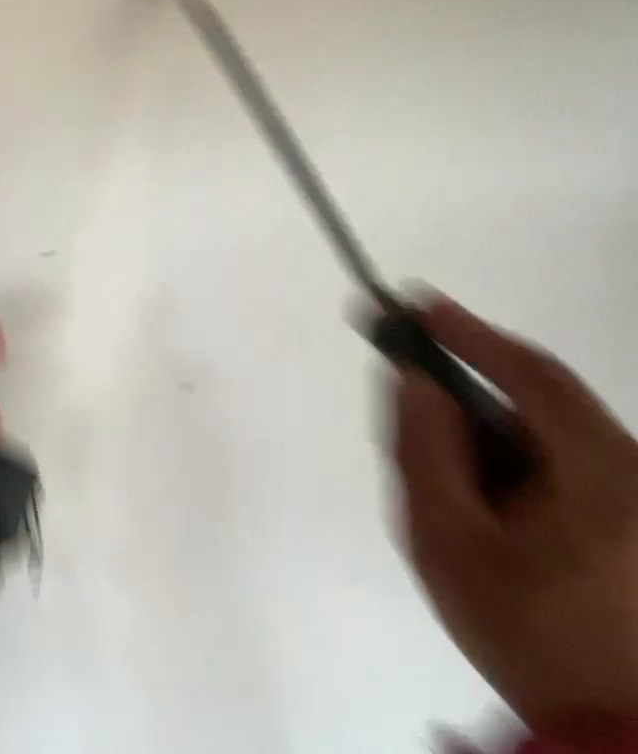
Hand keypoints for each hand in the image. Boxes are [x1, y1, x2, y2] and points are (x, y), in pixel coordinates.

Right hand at [389, 295, 637, 729]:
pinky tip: (488, 497)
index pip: (533, 376)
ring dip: (492, 427)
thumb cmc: (515, 622)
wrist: (606, 718)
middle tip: (409, 381)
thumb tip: (413, 378)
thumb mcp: (444, 535)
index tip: (413, 302)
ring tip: (445, 471)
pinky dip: (517, 456)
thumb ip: (424, 449)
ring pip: (557, 433)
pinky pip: (572, 463)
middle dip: (474, 382)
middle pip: (548, 402)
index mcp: (600, 476)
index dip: (469, 332)